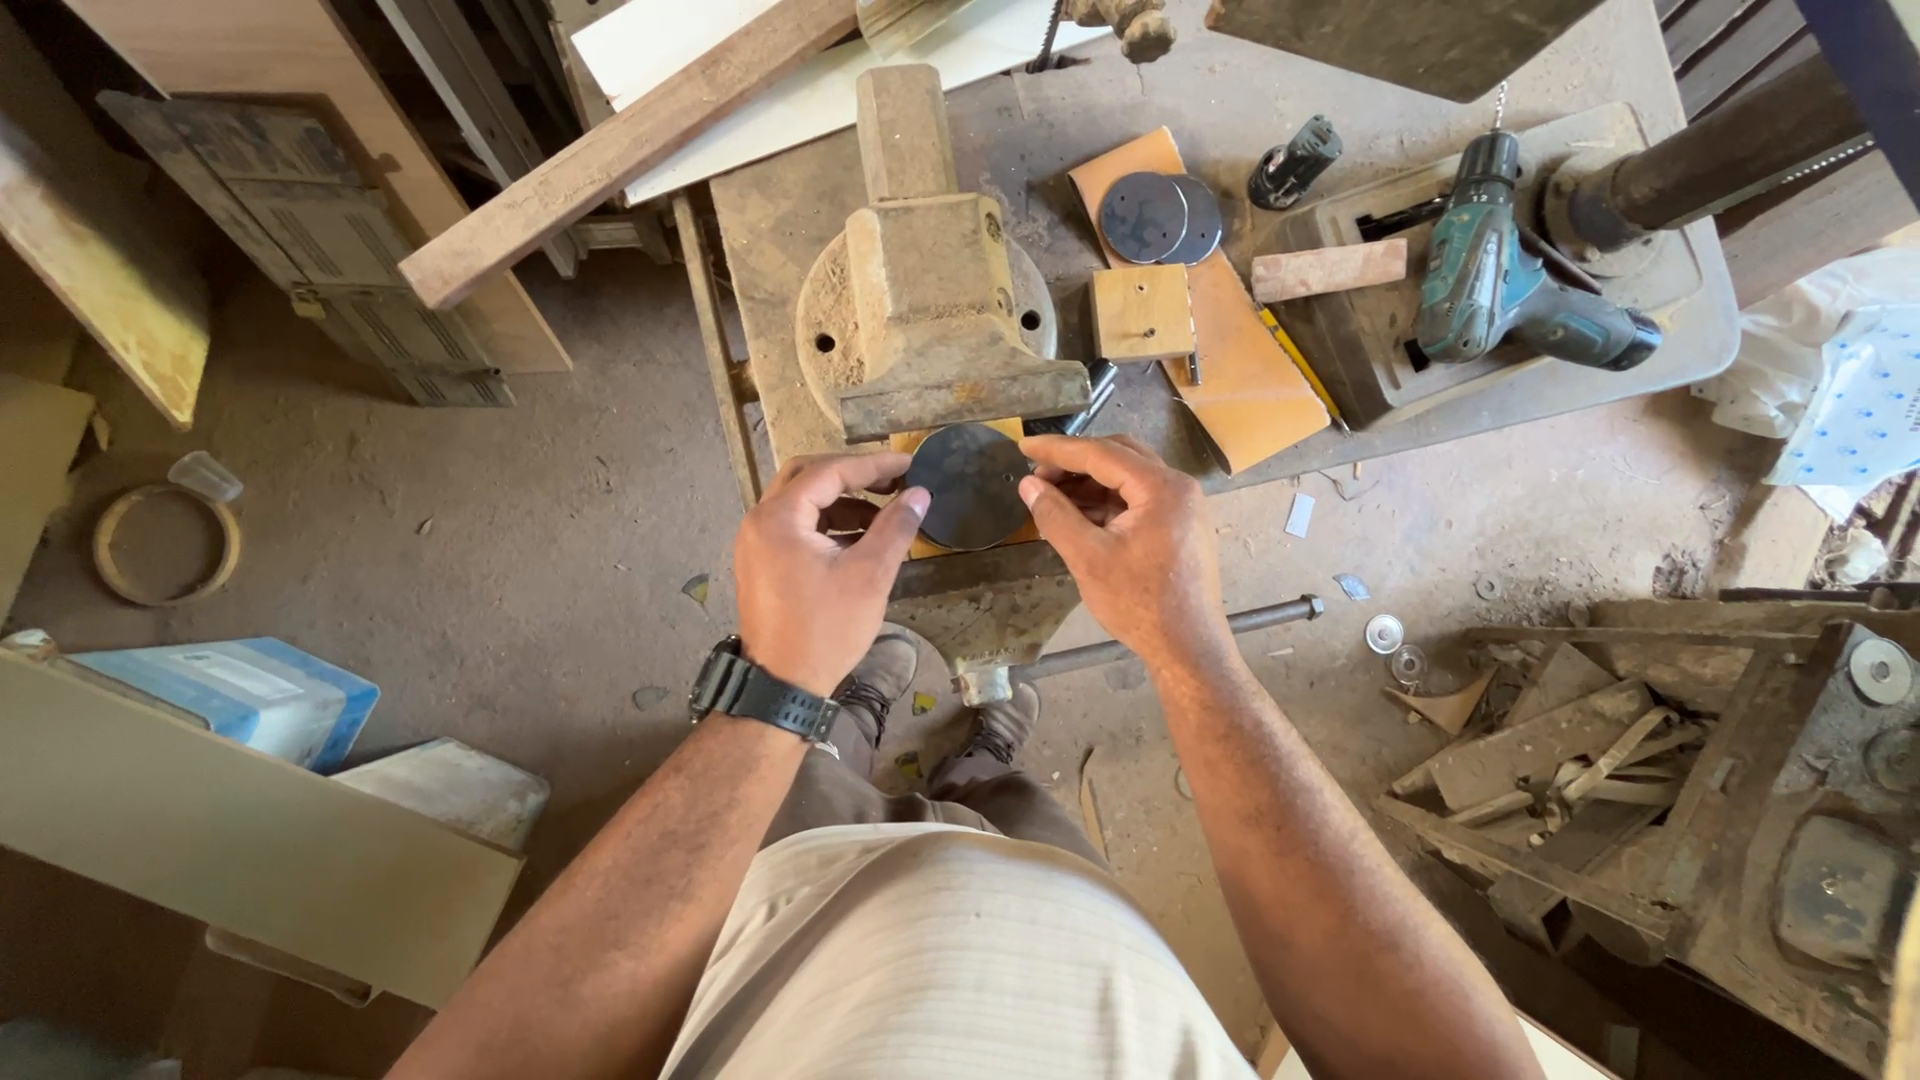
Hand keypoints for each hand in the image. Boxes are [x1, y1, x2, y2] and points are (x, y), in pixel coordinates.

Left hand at [734, 454, 929, 696]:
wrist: (783, 684)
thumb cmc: (826, 629)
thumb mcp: (869, 575)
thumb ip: (895, 527)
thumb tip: (919, 494)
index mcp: (779, 518)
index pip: (829, 472)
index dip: (872, 465)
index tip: (908, 464)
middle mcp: (759, 521)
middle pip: (806, 476)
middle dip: (851, 474)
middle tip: (890, 480)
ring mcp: (755, 543)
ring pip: (800, 501)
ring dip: (840, 501)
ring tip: (882, 514)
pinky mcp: (761, 563)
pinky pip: (795, 526)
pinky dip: (826, 523)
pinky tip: (859, 539)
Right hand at [1018, 435, 1231, 673]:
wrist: (1188, 648)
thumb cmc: (1139, 604)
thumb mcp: (1088, 558)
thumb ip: (1055, 515)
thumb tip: (1029, 485)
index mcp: (1162, 488)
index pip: (1102, 453)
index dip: (1058, 450)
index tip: (1023, 446)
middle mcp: (1179, 487)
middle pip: (1119, 457)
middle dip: (1075, 463)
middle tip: (1038, 476)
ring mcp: (1184, 507)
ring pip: (1128, 478)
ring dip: (1089, 483)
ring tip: (1052, 498)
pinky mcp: (1180, 527)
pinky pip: (1139, 500)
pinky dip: (1107, 502)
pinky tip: (1079, 516)